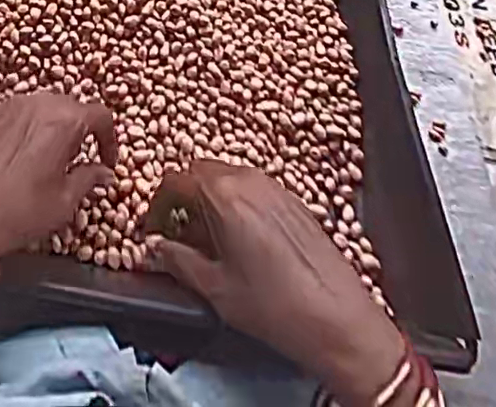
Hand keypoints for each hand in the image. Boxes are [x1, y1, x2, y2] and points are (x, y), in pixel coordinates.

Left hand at [0, 94, 116, 266]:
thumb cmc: (15, 213)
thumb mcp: (63, 203)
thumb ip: (88, 179)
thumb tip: (102, 171)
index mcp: (62, 120)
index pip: (100, 116)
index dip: (109, 139)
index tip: (106, 160)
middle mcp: (38, 103)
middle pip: (72, 107)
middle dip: (82, 132)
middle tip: (82, 163)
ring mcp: (11, 106)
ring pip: (46, 107)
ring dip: (57, 127)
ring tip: (54, 161)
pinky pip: (23, 113)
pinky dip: (34, 127)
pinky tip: (27, 157)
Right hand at [148, 162, 402, 399]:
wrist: (342, 322)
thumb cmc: (279, 308)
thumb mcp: (216, 288)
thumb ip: (177, 259)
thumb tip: (156, 247)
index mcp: (222, 195)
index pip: (173, 182)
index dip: (157, 206)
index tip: (154, 230)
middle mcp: (246, 180)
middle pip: (198, 173)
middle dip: (182, 199)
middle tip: (178, 233)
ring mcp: (273, 186)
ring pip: (225, 178)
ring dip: (208, 199)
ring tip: (209, 240)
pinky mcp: (292, 199)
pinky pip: (251, 188)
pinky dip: (235, 203)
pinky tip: (241, 240)